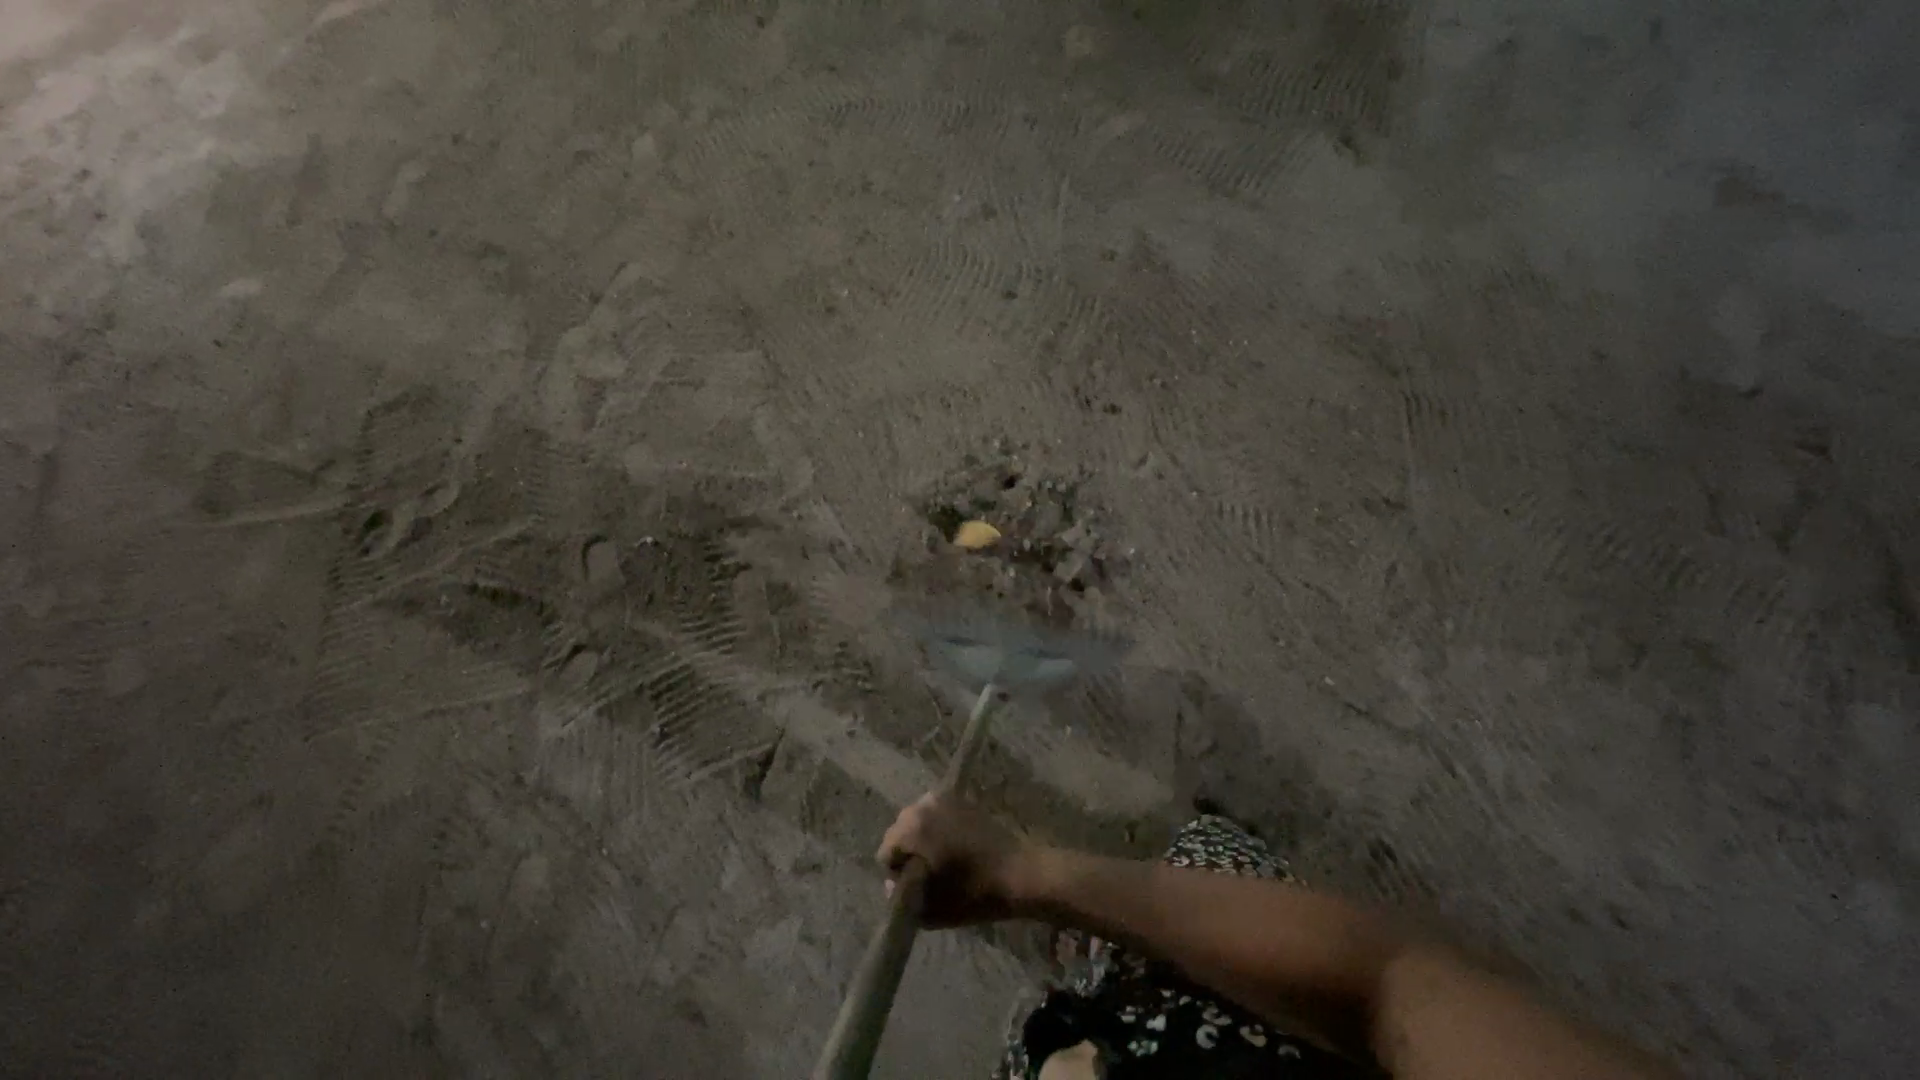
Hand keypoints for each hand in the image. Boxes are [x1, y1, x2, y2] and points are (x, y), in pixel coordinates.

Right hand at [876, 791, 1041, 927]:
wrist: (1020, 874)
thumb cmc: (973, 893)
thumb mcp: (931, 908)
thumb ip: (901, 898)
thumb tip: (892, 886)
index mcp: (912, 828)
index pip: (887, 851)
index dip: (895, 873)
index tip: (913, 888)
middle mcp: (924, 805)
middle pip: (901, 830)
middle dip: (907, 852)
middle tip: (925, 876)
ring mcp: (946, 799)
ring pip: (919, 820)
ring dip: (923, 838)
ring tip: (940, 861)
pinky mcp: (965, 801)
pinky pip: (939, 815)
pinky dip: (939, 829)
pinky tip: (954, 848)